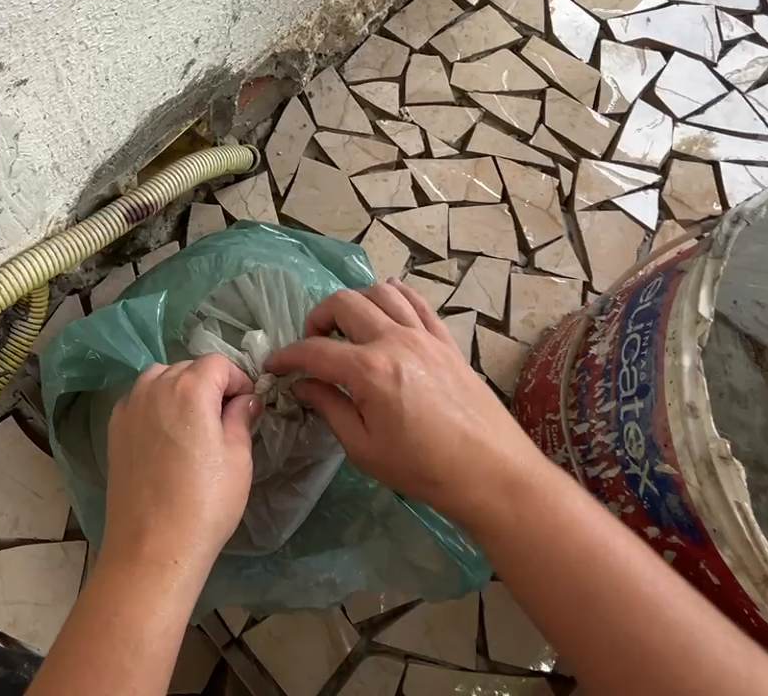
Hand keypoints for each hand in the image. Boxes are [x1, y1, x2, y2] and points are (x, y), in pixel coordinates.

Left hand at [101, 354, 260, 576]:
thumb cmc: (205, 503)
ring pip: (160, 378)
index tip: (247, 405)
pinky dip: (156, 404)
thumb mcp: (237, 459)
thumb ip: (241, 419)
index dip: (238, 379)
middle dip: (210, 384)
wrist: (152, 546)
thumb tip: (246, 400)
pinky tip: (166, 434)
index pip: (218, 363)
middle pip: (188, 367)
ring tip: (194, 424)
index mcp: (189, 389)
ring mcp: (130, 405)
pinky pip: (140, 399)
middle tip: (225, 417)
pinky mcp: (115, 426)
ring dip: (180, 389)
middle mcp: (154, 386)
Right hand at [265, 280, 549, 533]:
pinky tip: (384, 309)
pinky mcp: (446, 340)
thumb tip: (303, 385)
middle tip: (313, 345)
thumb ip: (329, 408)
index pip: (314, 350)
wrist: (493, 475)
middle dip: (317, 319)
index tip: (274, 366)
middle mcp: (394, 340)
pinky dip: (393, 295)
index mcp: (369, 371)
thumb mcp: (364, 448)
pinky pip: (415, 300)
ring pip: (379, 291)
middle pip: (343, 303)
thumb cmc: (424, 470)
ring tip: (348, 328)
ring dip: (354, 302)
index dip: (287, 356)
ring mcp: (423, 335)